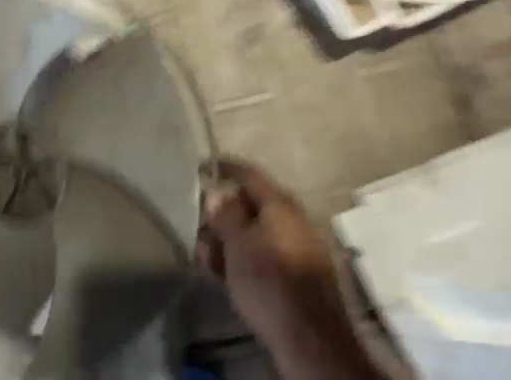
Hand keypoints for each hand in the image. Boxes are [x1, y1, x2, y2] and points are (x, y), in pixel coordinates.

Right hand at [197, 158, 372, 378]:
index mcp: (281, 206)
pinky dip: (242, 260)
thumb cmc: (269, 282)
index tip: (202, 169)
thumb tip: (218, 196)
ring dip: (228, 242)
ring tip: (206, 260)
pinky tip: (223, 276)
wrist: (311, 341)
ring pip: (254, 235)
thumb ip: (225, 216)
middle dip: (222, 216)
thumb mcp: (238, 244)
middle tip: (200, 230)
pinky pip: (263, 257)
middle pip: (251, 207)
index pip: (250, 175)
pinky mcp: (296, 278)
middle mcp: (293, 222)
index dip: (224, 168)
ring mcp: (297, 250)